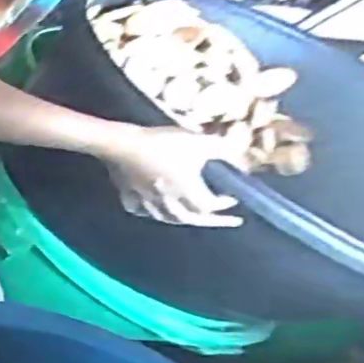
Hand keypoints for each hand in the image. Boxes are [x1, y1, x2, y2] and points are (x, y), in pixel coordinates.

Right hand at [101, 126, 243, 227]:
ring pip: (164, 217)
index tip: (234, 197)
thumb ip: (226, 153)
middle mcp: (166, 199)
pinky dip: (149, 213)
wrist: (122, 143)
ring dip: (182, 219)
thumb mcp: (203, 142)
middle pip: (189, 218)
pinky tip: (154, 210)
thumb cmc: (163, 143)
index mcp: (186, 188)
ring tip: (192, 217)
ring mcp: (143, 199)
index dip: (224, 204)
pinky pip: (138, 210)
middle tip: (228, 220)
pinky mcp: (127, 194)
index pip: (208, 206)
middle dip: (212, 221)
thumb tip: (242, 165)